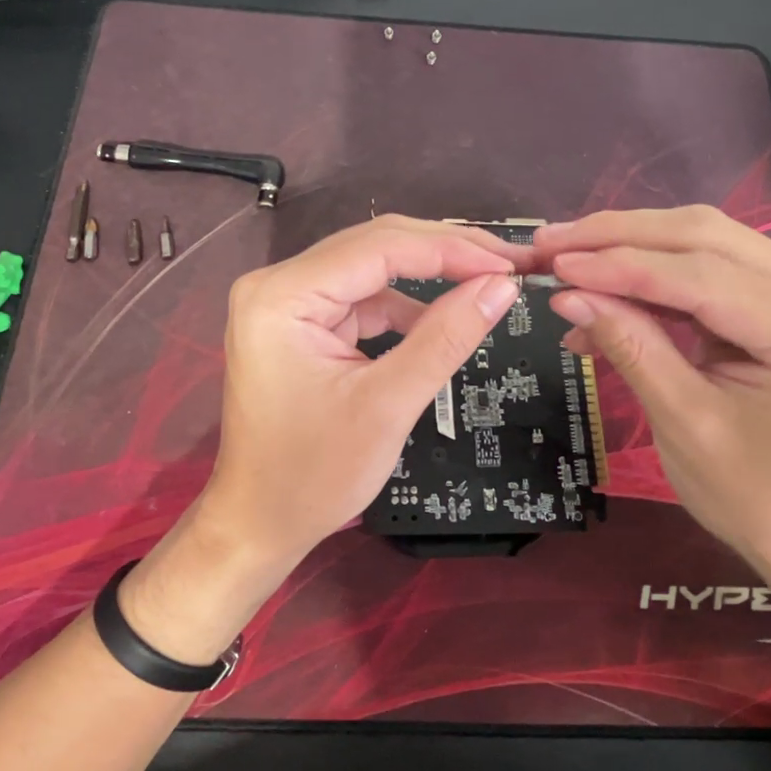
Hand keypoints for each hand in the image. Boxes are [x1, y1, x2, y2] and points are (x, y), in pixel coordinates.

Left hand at [196, 215, 525, 565]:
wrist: (261, 523)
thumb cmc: (314, 474)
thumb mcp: (387, 405)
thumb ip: (445, 338)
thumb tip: (502, 287)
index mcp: (282, 295)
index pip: (377, 247)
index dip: (449, 249)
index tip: (509, 264)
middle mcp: (277, 284)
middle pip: (372, 247)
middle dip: (443, 253)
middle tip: (509, 263)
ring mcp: (286, 303)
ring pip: (371, 268)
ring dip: (428, 275)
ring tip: (485, 282)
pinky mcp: (299, 323)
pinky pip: (361, 298)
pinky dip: (403, 306)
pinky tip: (441, 318)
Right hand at [533, 206, 770, 570]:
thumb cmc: (752, 495)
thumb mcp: (684, 422)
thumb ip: (630, 346)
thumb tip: (565, 293)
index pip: (706, 277)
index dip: (624, 266)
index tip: (557, 263)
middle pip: (706, 239)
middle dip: (620, 238)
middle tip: (549, 243)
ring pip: (701, 241)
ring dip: (628, 247)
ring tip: (565, 256)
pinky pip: (703, 269)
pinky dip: (646, 278)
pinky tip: (598, 294)